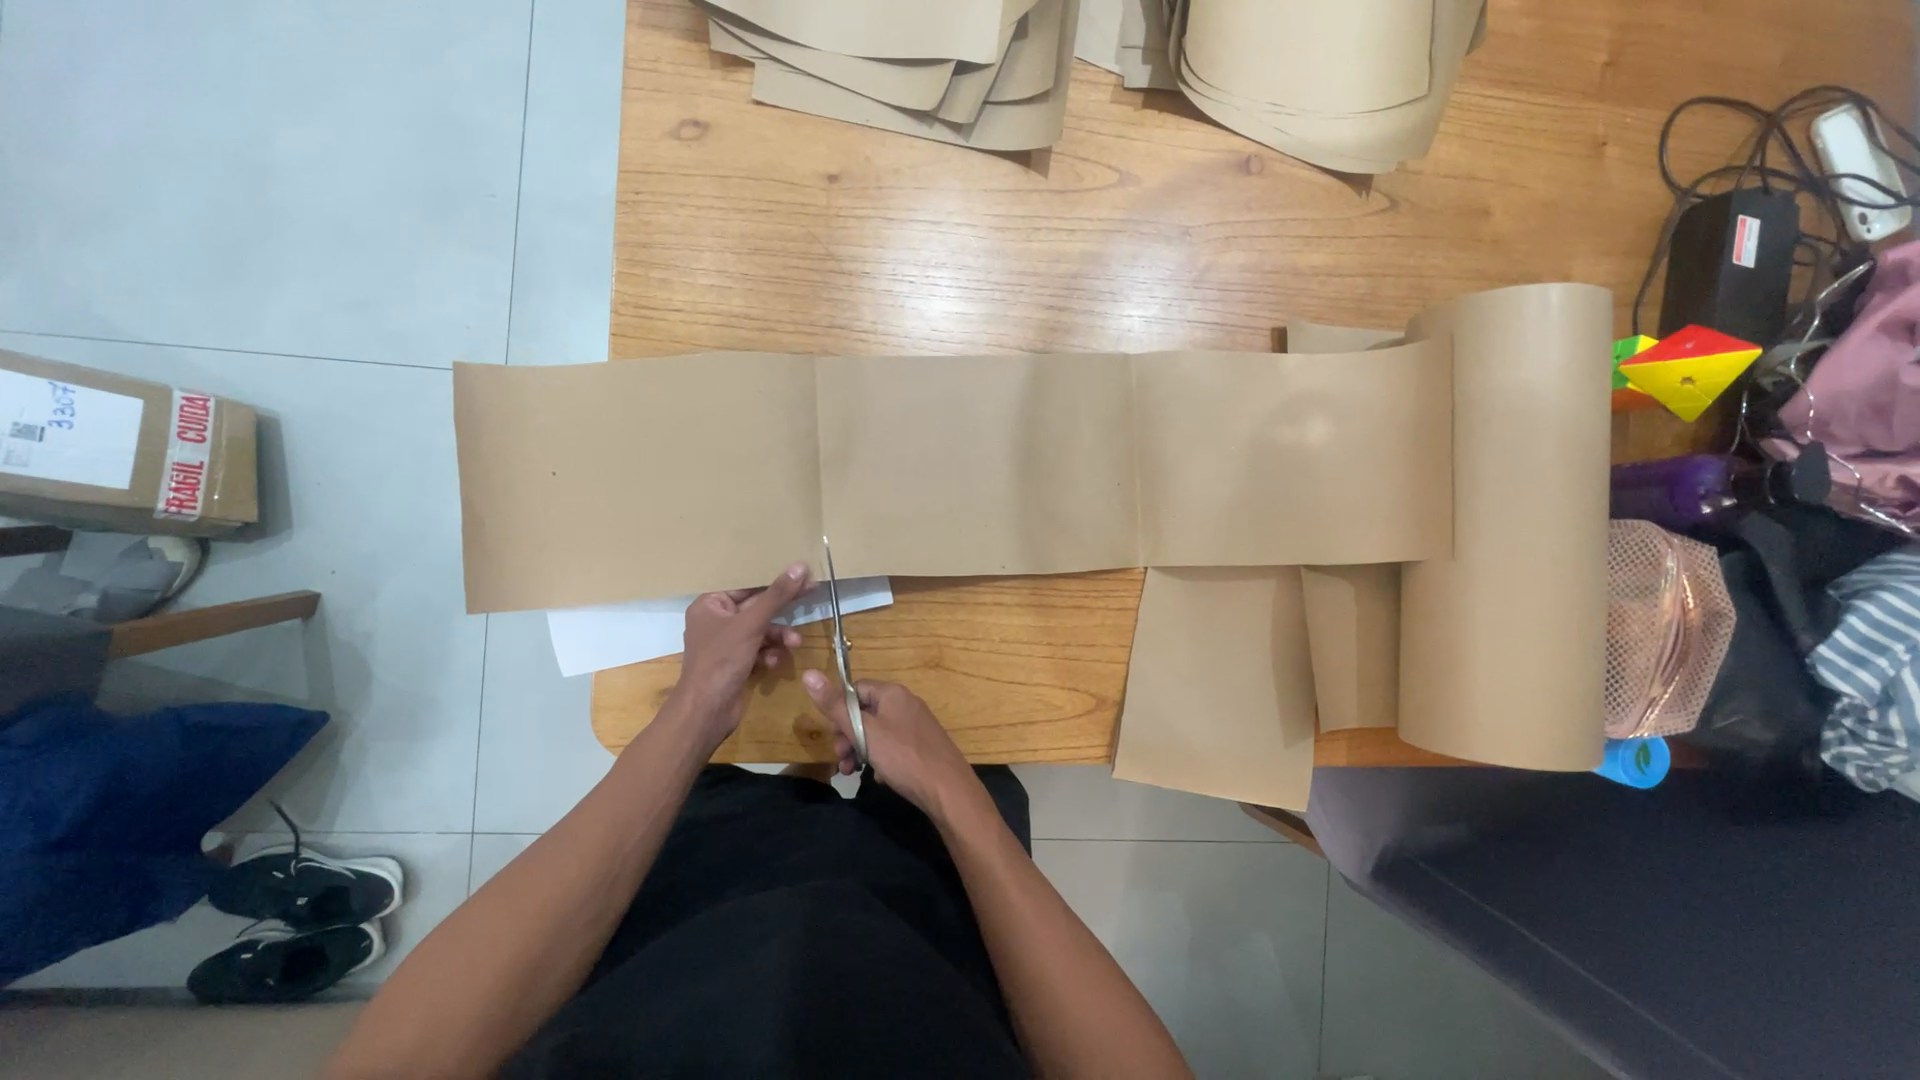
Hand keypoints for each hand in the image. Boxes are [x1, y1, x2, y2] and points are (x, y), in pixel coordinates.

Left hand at [673, 562, 811, 741]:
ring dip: (778, 636)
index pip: (746, 585)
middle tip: (812, 592)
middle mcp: (715, 621)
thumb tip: (799, 566)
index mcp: (710, 605)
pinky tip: (773, 662)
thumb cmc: (722, 660)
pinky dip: (769, 653)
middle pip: (756, 607)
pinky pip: (758, 649)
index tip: (801, 575)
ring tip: (794, 643)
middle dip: (781, 610)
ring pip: (760, 630)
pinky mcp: (735, 663)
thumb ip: (776, 596)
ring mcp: (725, 644)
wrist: (707, 710)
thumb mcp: (751, 624)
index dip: (774, 580)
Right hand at [800, 673, 980, 819]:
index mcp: (892, 694)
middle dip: (847, 736)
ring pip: (878, 733)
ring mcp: (916, 726)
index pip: (855, 689)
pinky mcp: (922, 746)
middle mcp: (906, 704)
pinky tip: (879, 778)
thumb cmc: (903, 757)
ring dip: (860, 751)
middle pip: (865, 713)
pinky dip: (881, 760)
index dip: (839, 711)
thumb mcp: (864, 731)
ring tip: (852, 773)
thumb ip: (835, 706)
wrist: (948, 790)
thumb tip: (808, 673)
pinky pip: (893, 747)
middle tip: (841, 759)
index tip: (832, 735)